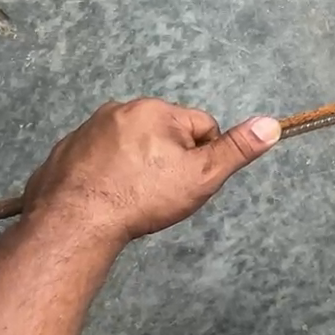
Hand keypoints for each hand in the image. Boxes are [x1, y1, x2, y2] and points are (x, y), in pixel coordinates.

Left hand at [22, 99, 280, 243]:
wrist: (73, 225)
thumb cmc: (144, 198)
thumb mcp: (203, 175)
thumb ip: (238, 148)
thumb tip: (272, 124)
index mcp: (155, 110)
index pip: (203, 127)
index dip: (203, 156)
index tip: (185, 180)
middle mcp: (118, 110)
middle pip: (167, 133)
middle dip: (170, 158)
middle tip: (162, 189)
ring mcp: (85, 130)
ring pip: (133, 144)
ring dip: (140, 163)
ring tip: (134, 194)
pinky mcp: (62, 152)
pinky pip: (99, 157)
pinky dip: (108, 172)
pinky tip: (109, 195)